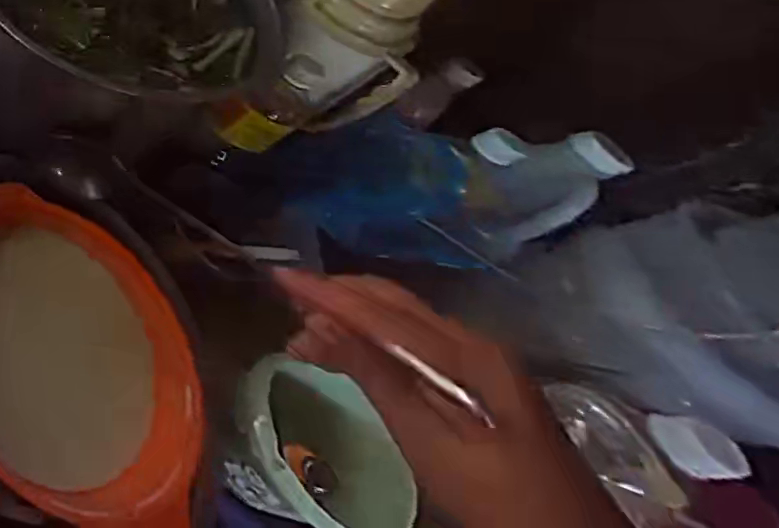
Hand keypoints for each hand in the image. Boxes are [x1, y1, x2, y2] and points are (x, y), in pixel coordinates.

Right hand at [274, 270, 625, 527]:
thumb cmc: (500, 503)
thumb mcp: (429, 443)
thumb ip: (374, 376)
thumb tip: (317, 325)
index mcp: (464, 354)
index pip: (375, 310)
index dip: (322, 291)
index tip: (277, 276)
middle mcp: (472, 341)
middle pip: (389, 299)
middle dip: (333, 292)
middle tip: (284, 296)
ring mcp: (481, 357)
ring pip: (399, 313)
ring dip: (349, 309)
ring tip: (305, 317)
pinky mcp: (480, 376)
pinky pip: (413, 334)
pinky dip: (372, 328)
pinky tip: (350, 339)